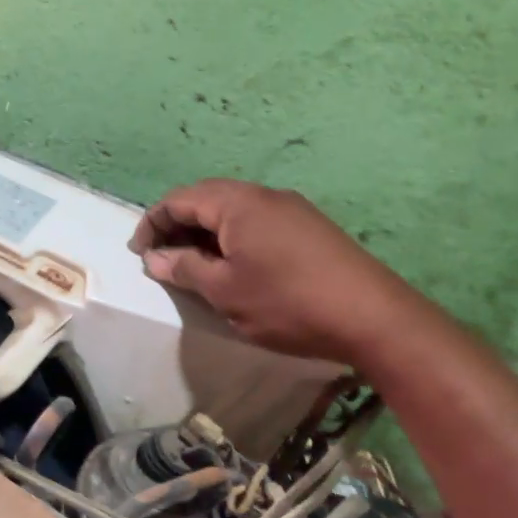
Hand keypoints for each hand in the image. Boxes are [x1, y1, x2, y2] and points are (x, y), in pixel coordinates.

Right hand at [128, 178, 424, 364]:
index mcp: (237, 203)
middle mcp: (264, 196)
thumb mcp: (223, 291)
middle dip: (176, 224)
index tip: (139, 253)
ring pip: (232, 210)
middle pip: (205, 199)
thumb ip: (183, 268)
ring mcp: (292, 210)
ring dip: (205, 231)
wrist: (378, 321)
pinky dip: (232, 236)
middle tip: (160, 255)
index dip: (151, 223)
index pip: (178, 200)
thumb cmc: (288, 302)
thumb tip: (154, 258)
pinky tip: (234, 265)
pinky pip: (257, 221)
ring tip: (193, 263)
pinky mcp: (311, 229)